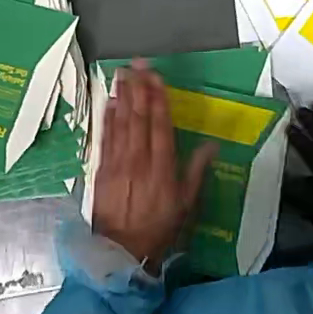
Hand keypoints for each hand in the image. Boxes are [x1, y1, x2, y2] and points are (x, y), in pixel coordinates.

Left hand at [92, 61, 215, 275]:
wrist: (123, 249)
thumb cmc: (160, 227)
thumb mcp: (187, 204)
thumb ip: (196, 171)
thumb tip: (210, 145)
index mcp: (162, 166)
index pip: (160, 124)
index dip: (158, 98)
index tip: (156, 77)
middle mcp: (138, 158)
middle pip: (138, 117)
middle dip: (138, 88)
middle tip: (136, 64)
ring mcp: (117, 162)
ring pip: (120, 122)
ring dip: (121, 96)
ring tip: (122, 74)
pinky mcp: (101, 169)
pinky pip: (105, 137)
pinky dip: (107, 118)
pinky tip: (109, 102)